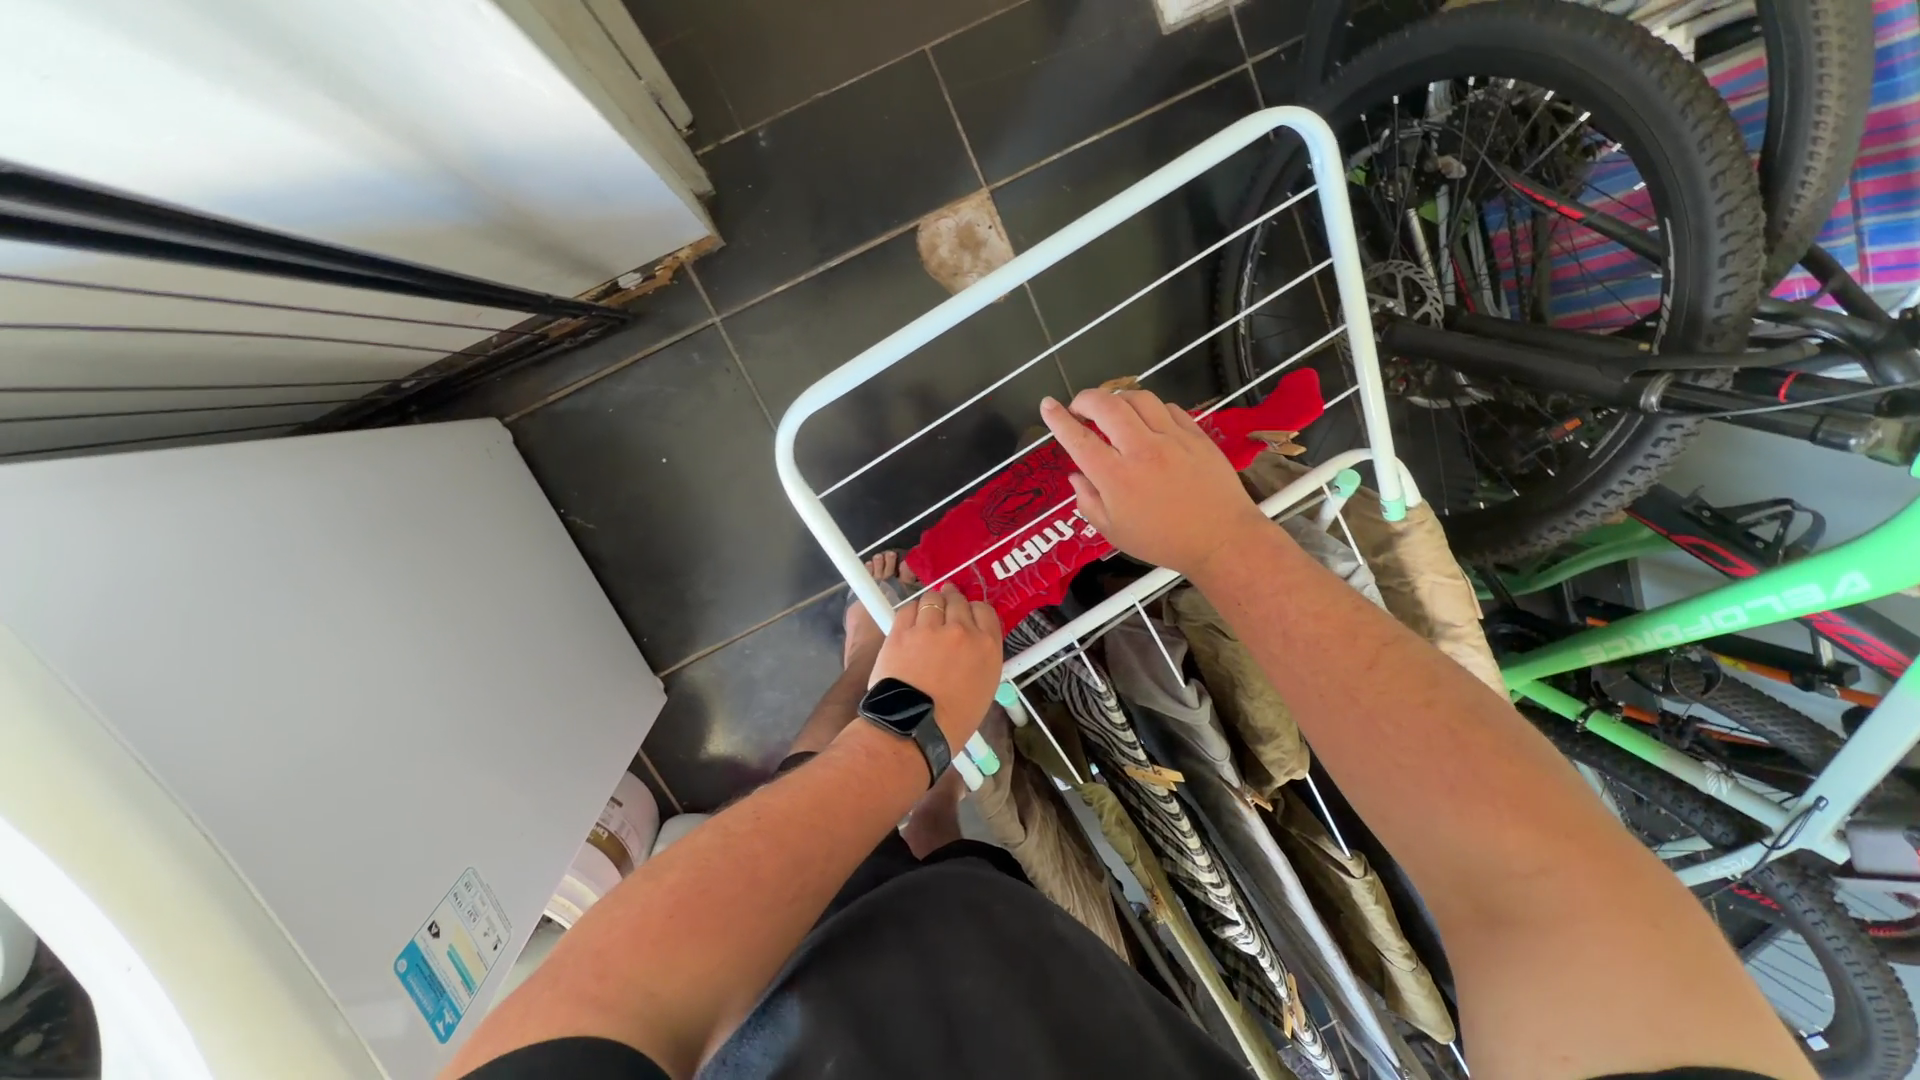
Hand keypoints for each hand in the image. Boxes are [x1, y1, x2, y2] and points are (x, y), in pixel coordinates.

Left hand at [869, 585, 1002, 751]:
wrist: (915, 728)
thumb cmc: (953, 719)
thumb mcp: (984, 688)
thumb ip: (981, 657)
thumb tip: (971, 645)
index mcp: (987, 646)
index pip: (984, 611)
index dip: (974, 609)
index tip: (967, 612)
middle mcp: (961, 631)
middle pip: (957, 600)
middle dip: (952, 601)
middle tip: (946, 605)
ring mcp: (929, 628)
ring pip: (932, 599)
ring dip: (931, 603)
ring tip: (927, 611)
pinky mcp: (901, 632)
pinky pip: (908, 608)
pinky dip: (911, 611)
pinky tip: (911, 620)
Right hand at [1041, 389, 1270, 578]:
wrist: (1221, 539)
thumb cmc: (1163, 542)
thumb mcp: (1113, 532)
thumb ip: (1088, 502)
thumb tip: (1076, 476)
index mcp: (1116, 477)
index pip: (1078, 439)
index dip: (1058, 419)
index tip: (1048, 406)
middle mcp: (1141, 449)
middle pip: (1106, 405)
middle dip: (1085, 399)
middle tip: (1079, 408)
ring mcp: (1172, 438)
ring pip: (1138, 398)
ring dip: (1118, 398)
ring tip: (1113, 410)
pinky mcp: (1196, 435)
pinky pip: (1168, 408)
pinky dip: (1151, 409)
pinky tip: (1148, 421)